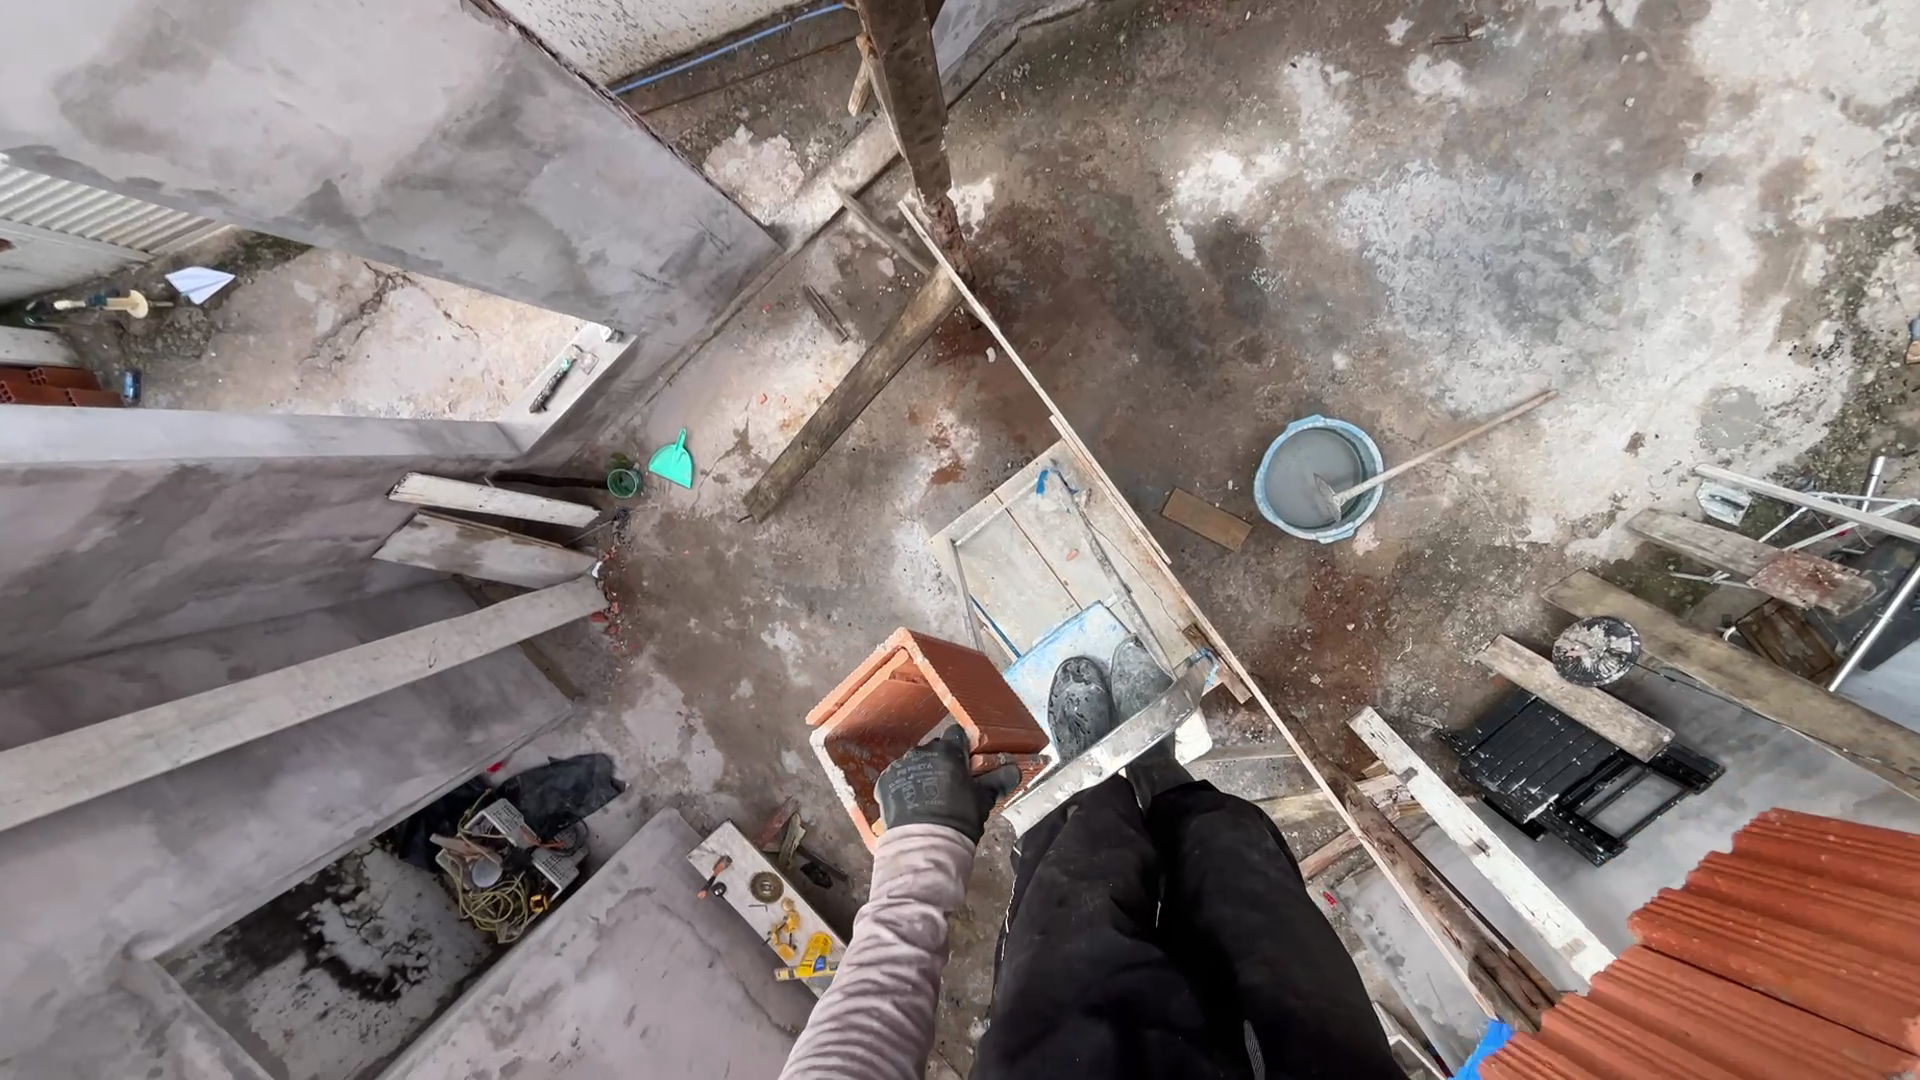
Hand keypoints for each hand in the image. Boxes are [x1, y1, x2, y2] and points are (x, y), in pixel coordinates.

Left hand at [877, 727, 1022, 842]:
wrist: (925, 845)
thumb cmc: (959, 819)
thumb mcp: (983, 800)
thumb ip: (998, 780)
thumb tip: (1016, 769)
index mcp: (949, 751)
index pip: (956, 735)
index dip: (961, 747)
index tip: (965, 762)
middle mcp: (923, 751)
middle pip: (935, 748)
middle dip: (941, 761)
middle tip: (948, 784)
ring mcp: (901, 765)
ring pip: (915, 762)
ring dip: (922, 773)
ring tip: (927, 797)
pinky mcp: (885, 781)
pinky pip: (897, 777)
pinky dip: (904, 786)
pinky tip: (911, 803)